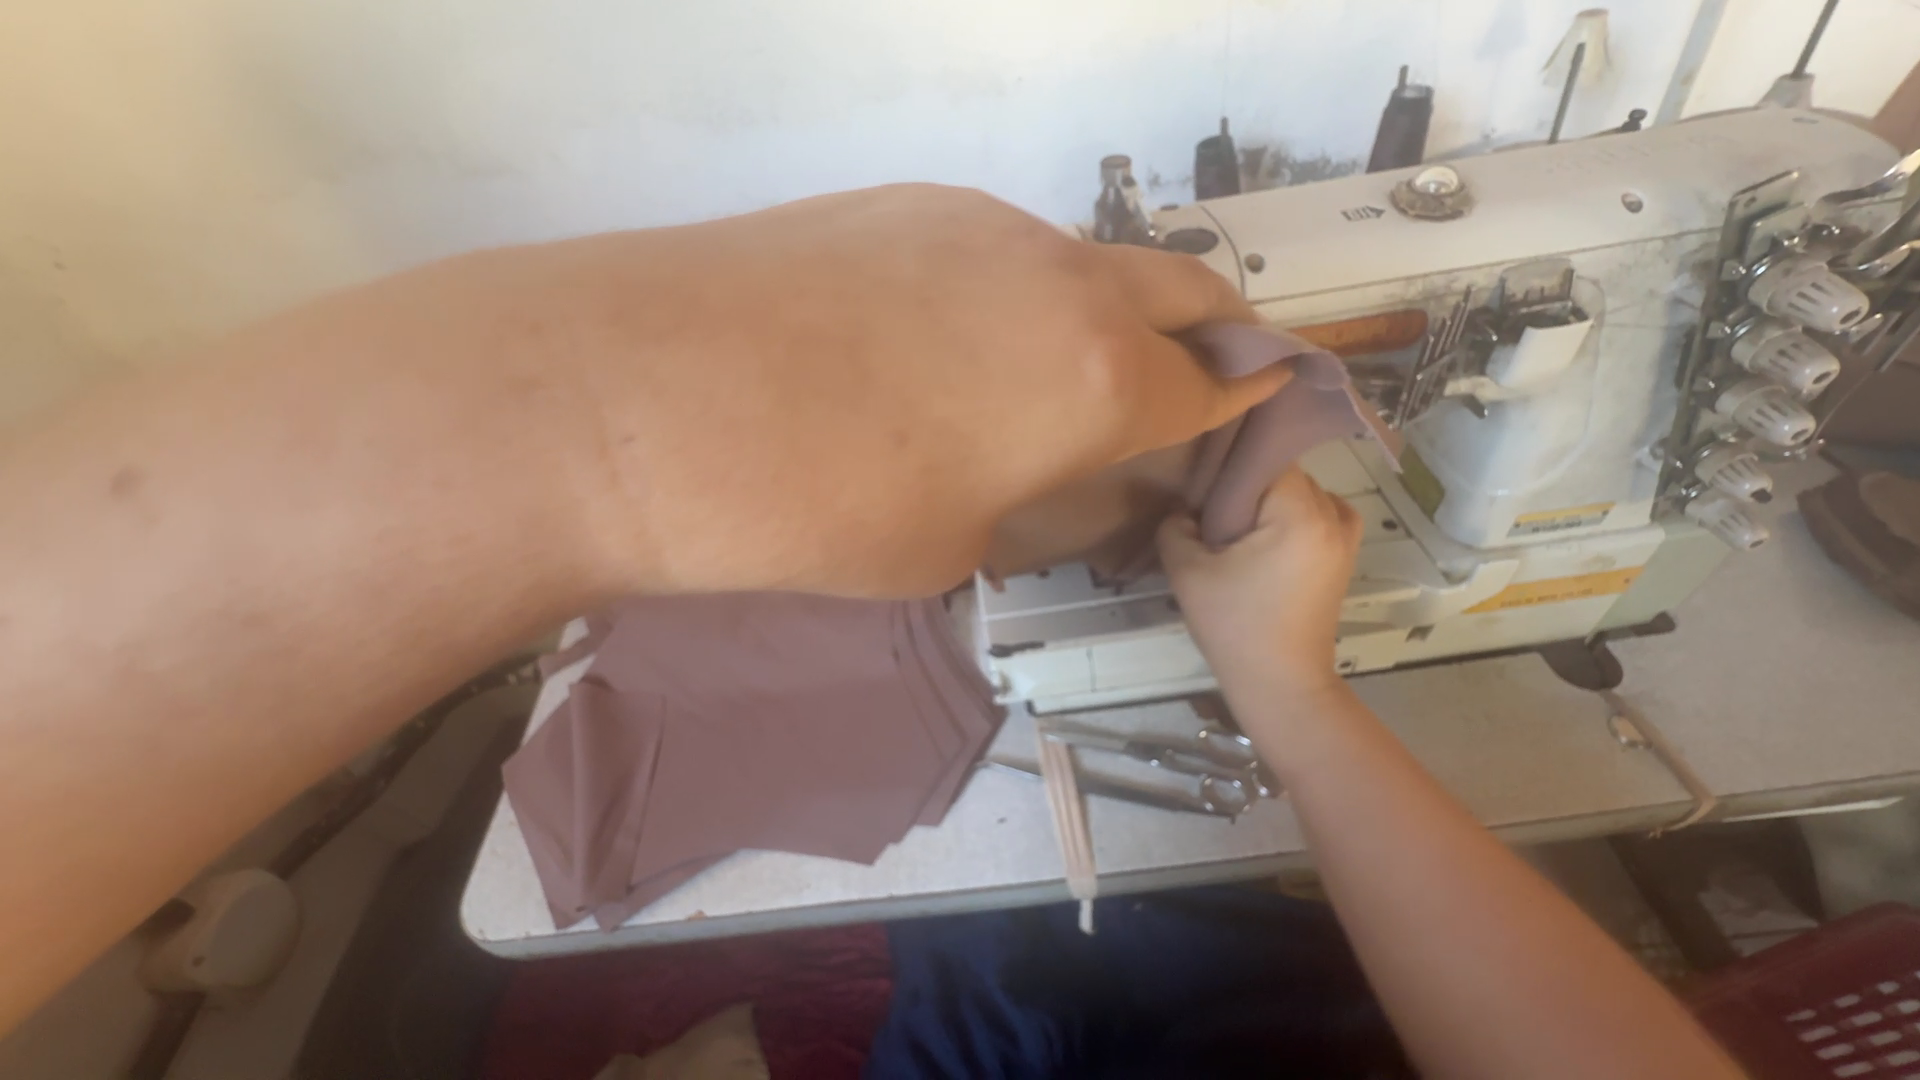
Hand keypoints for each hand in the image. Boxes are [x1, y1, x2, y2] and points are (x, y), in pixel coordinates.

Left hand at [525, 183, 1283, 595]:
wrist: (644, 402)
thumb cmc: (816, 510)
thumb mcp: (946, 549)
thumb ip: (1018, 502)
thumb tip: (1032, 474)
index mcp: (1094, 379)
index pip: (1204, 383)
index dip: (1239, 396)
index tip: (1259, 393)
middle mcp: (1058, 281)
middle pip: (1177, 289)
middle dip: (1208, 330)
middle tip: (1197, 370)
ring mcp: (978, 226)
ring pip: (1081, 263)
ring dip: (1100, 311)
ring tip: (1051, 370)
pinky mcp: (902, 204)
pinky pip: (996, 250)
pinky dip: (1013, 293)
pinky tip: (947, 339)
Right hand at [1158, 467, 1361, 705]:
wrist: (1281, 683)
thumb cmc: (1235, 627)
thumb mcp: (1187, 573)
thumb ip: (1175, 528)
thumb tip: (1184, 512)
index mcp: (1301, 514)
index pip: (1265, 461)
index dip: (1230, 473)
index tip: (1203, 496)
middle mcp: (1333, 516)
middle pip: (1285, 476)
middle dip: (1249, 491)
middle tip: (1214, 520)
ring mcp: (1346, 537)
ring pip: (1301, 494)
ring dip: (1270, 506)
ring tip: (1238, 536)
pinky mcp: (1344, 556)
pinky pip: (1318, 515)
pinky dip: (1292, 520)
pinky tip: (1265, 544)